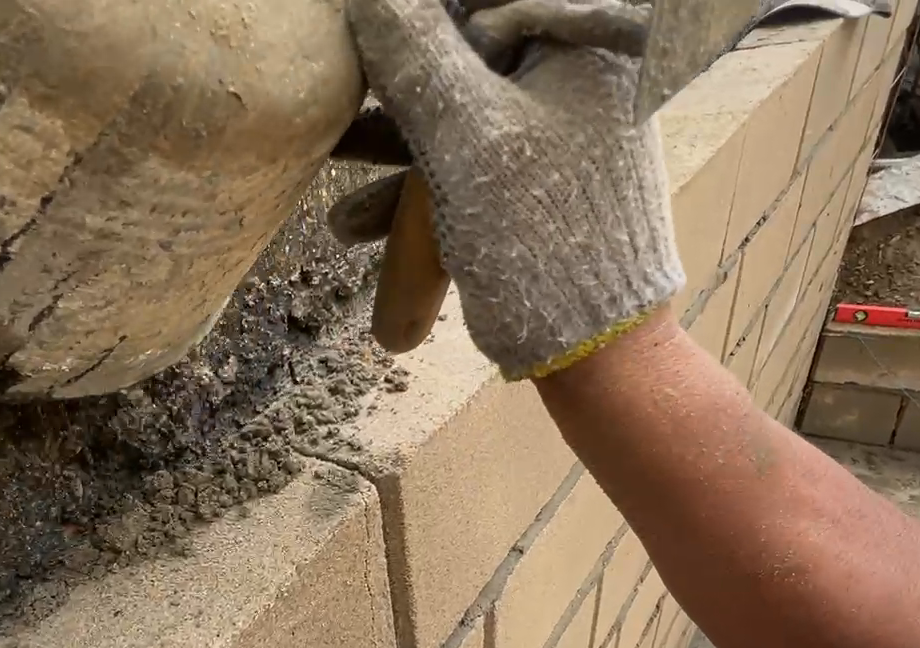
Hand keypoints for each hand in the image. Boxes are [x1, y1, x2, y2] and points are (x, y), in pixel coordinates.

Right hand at [335, 0, 683, 378]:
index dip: (418, 14)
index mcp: (585, 32)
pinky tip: (356, 223)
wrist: (590, 342)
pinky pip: (466, 157)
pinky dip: (414, 184)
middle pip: (467, 48)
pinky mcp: (534, 172)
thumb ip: (414, 58)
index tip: (361, 29)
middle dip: (393, 80)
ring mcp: (557, 121)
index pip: (483, 0)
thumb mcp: (466, 139)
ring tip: (330, 162)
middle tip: (337, 89)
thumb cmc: (540, 235)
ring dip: (387, 143)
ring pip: (457, 108)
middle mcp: (579, 63)